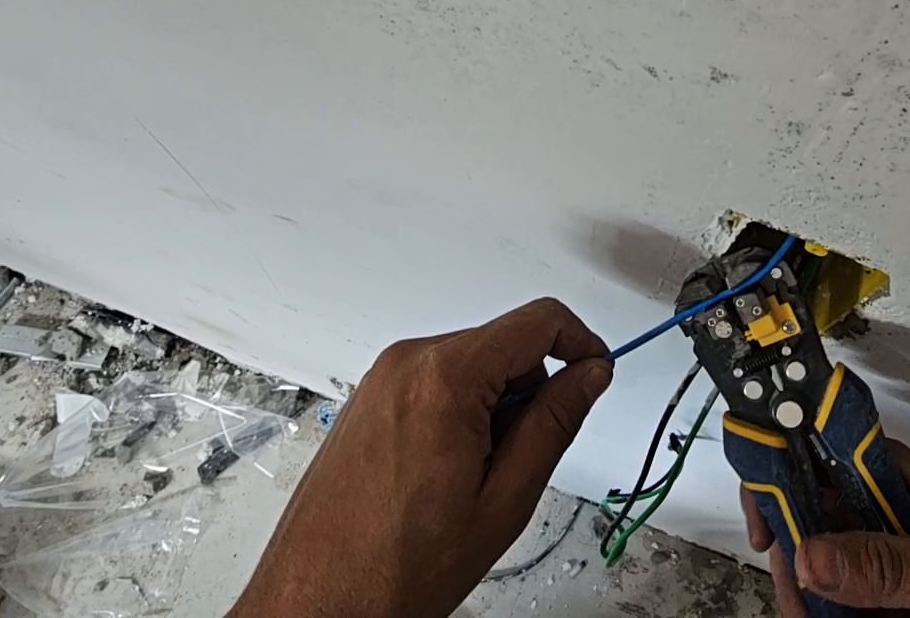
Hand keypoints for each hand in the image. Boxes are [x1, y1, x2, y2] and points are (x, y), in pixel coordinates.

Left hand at [231, 298, 613, 617]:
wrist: (313, 607)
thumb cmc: (392, 570)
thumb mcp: (505, 499)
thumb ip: (556, 422)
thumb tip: (591, 375)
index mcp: (445, 378)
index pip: (539, 321)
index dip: (581, 342)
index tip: (596, 371)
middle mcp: (409, 361)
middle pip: (507, 342)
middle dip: (533, 389)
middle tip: (523, 454)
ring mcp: (385, 375)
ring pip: (477, 361)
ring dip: (496, 403)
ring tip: (475, 472)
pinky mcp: (373, 393)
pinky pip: (442, 376)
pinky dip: (464, 407)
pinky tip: (449, 466)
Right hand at [744, 440, 909, 617]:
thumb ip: (893, 565)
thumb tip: (813, 555)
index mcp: (900, 478)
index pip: (827, 448)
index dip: (783, 468)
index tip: (763, 517)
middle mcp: (882, 503)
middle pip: (810, 506)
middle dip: (791, 549)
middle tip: (793, 600)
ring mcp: (883, 545)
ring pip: (818, 552)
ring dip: (805, 589)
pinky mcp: (885, 584)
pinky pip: (839, 589)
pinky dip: (826, 609)